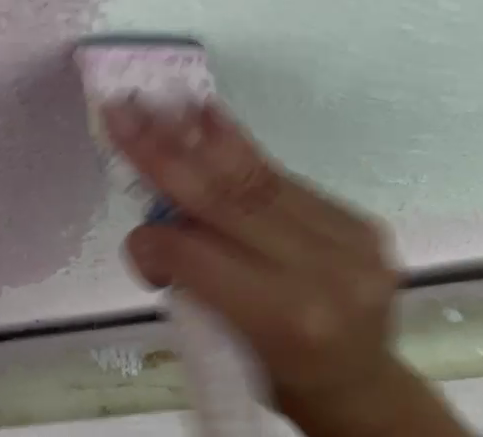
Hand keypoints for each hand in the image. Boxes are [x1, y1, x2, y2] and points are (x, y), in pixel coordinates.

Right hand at [104, 102, 469, 436]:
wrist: (359, 383)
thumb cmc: (271, 368)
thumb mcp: (219, 335)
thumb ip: (187, 272)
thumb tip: (154, 211)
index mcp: (284, 320)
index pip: (196, 255)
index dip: (154, 235)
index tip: (131, 233)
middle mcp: (326, 277)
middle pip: (225, 199)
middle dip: (163, 150)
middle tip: (122, 111)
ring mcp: (351, 245)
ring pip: (252, 176)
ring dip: (196, 135)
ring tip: (159, 100)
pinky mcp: (361, 223)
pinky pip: (279, 176)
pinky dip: (234, 146)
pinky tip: (204, 115)